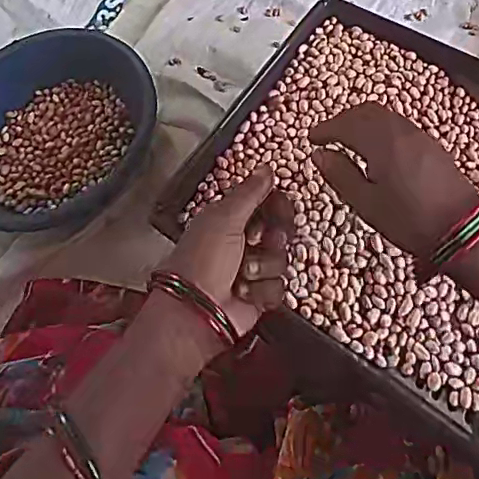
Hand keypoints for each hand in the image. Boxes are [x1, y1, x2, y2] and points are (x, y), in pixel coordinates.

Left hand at [167, 167, 293, 335]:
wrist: (196, 311)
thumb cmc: (203, 259)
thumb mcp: (225, 218)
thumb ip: (250, 193)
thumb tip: (267, 167)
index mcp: (230, 218)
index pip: (268, 204)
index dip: (277, 208)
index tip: (278, 212)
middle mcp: (243, 241)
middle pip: (280, 232)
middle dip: (271, 241)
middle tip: (255, 243)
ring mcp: (252, 269)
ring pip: (282, 261)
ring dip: (263, 267)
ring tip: (242, 274)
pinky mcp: (259, 295)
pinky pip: (279, 287)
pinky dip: (262, 291)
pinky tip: (244, 293)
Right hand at [308, 103, 478, 263]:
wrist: (463, 231)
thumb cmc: (409, 221)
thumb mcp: (366, 203)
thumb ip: (340, 174)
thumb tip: (319, 154)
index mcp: (381, 143)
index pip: (346, 124)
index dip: (325, 129)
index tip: (312, 138)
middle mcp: (401, 132)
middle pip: (366, 111)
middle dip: (343, 120)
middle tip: (328, 135)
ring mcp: (420, 136)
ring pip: (384, 115)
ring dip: (362, 121)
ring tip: (349, 140)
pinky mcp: (432, 146)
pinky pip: (398, 124)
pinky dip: (380, 127)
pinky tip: (376, 148)